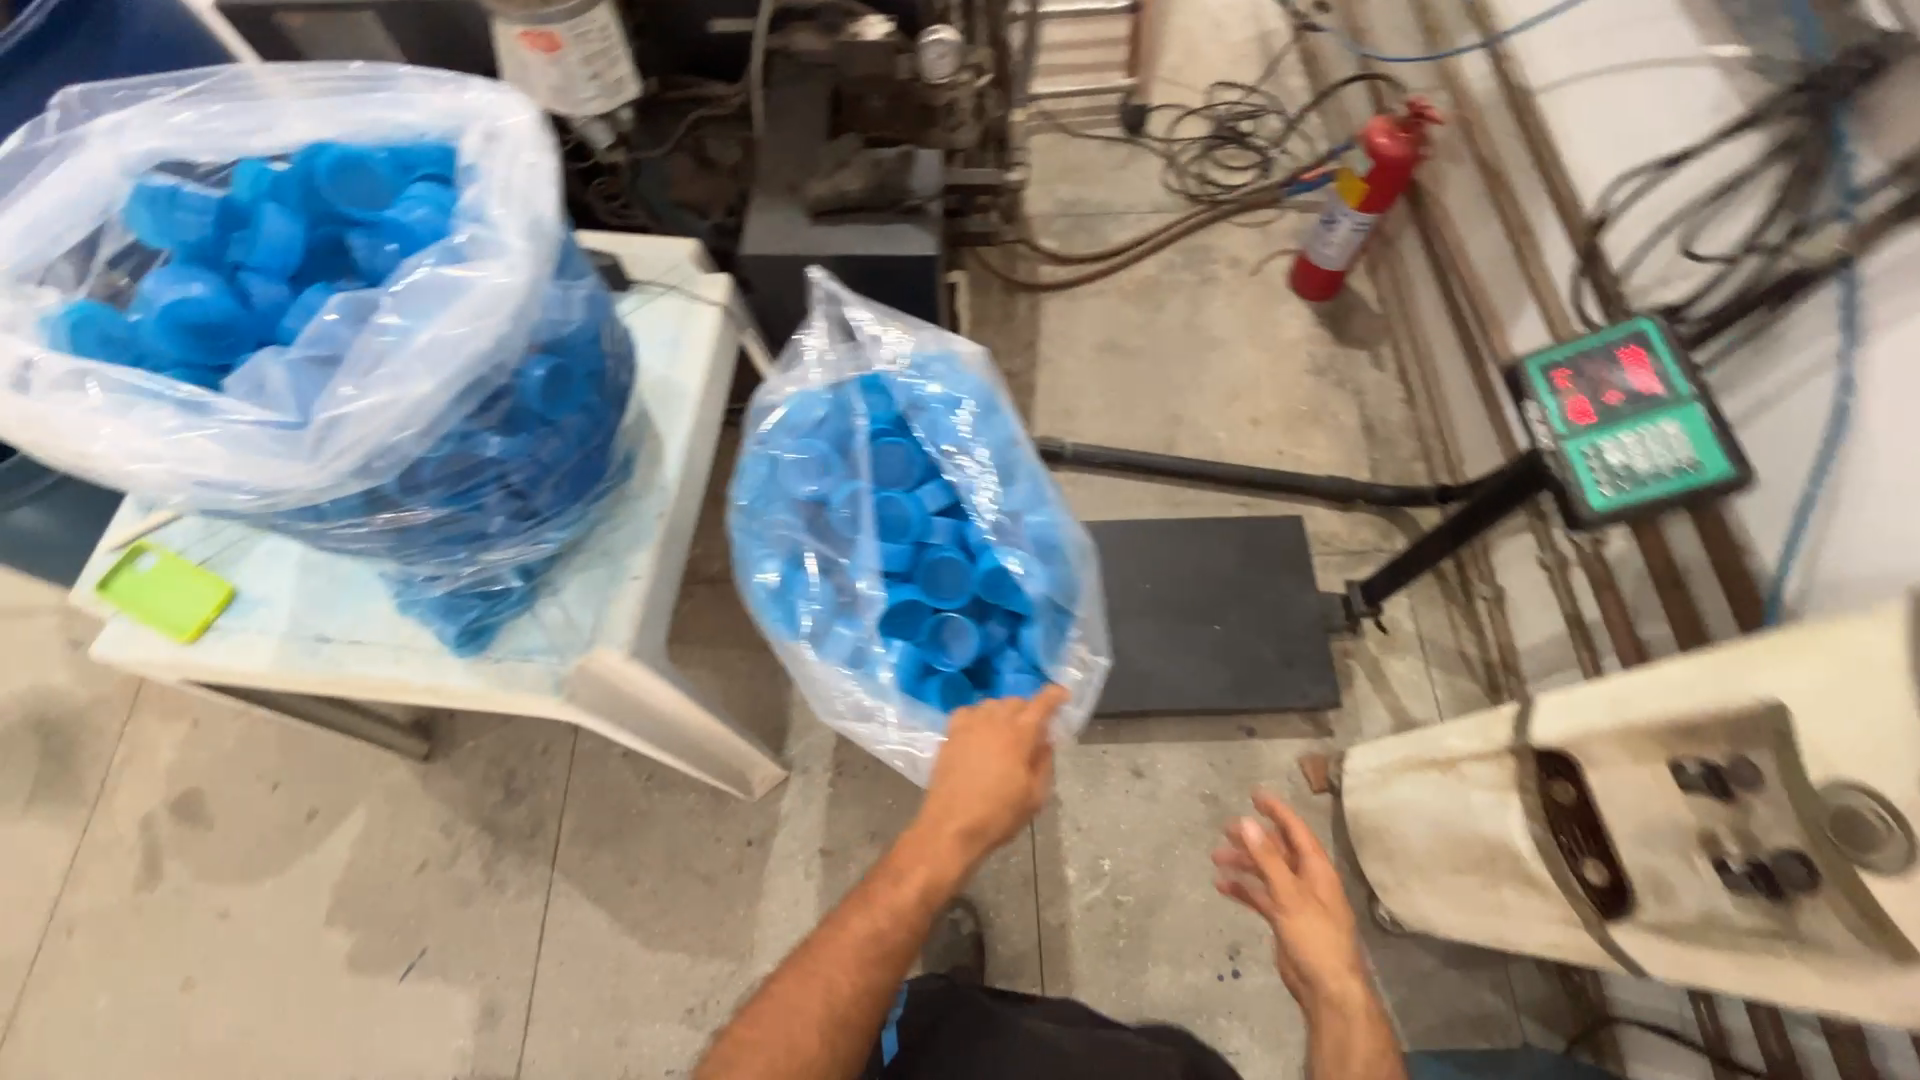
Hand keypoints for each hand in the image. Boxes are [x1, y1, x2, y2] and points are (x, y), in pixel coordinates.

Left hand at [910, 685, 1066, 872]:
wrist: (951, 827)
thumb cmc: (999, 814)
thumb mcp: (1035, 796)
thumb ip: (1044, 762)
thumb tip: (1045, 740)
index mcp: (1019, 734)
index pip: (1041, 704)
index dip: (1054, 695)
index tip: (1062, 694)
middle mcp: (994, 721)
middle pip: (1015, 701)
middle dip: (1028, 710)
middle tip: (1034, 729)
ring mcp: (968, 725)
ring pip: (991, 704)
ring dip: (1004, 712)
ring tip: (1006, 732)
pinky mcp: (950, 735)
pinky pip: (968, 713)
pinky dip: (978, 717)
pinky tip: (979, 732)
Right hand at [1212, 791, 1370, 1015]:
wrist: (1327, 989)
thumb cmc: (1315, 937)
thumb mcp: (1290, 895)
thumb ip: (1267, 858)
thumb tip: (1248, 822)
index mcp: (1317, 870)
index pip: (1296, 831)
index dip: (1277, 811)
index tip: (1255, 795)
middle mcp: (1306, 880)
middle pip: (1278, 850)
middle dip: (1253, 838)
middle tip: (1226, 828)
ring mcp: (1295, 900)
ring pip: (1266, 872)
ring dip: (1244, 863)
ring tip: (1217, 857)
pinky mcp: (1283, 919)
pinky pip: (1260, 895)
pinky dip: (1243, 889)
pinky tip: (1222, 886)